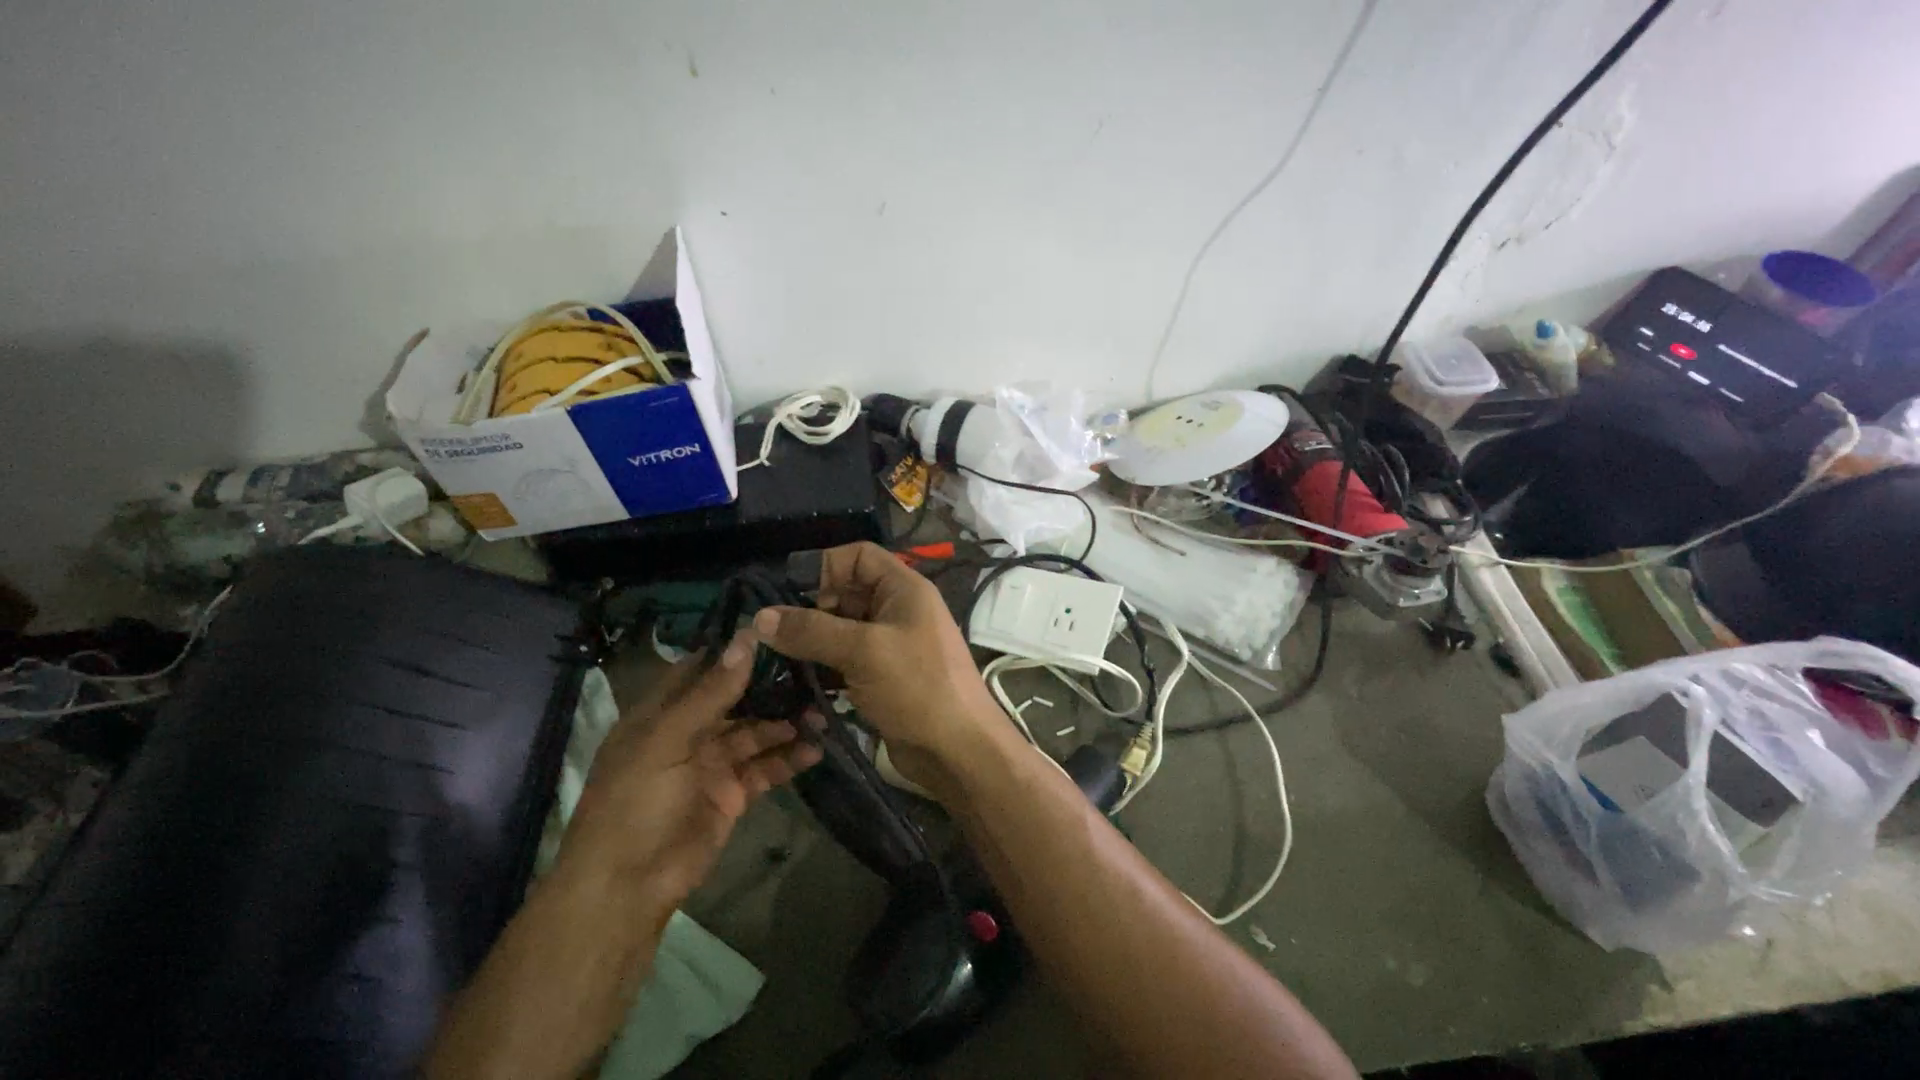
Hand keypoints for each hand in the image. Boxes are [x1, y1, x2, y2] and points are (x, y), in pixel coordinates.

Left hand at [551, 631, 821, 913]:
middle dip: (772, 687)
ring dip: (787, 722)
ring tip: (824, 711)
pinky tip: (817, 748)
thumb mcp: (668, 740)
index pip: (702, 669)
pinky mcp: (732, 796)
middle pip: (736, 700)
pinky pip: (766, 768)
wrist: (628, 885)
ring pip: (756, 733)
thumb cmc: (635, 802)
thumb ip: (711, 692)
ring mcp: (712, 765)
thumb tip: (747, 638)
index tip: (779, 628)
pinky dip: (790, 758)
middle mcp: (688, 733)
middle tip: (815, 670)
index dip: (736, 651)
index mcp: (661, 713)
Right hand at [753, 542, 1006, 795]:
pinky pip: (845, 662)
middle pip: (845, 593)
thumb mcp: (863, 650)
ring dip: (811, 642)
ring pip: (841, 631)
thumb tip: (760, 618)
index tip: (789, 593)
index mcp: (904, 589)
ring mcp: (891, 647)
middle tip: (774, 633)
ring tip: (776, 658)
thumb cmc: (917, 687)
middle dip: (809, 609)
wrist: (958, 750)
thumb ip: (812, 630)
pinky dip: (822, 667)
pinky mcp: (882, 679)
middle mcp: (897, 611)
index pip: (858, 556)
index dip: (824, 566)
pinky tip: (795, 682)